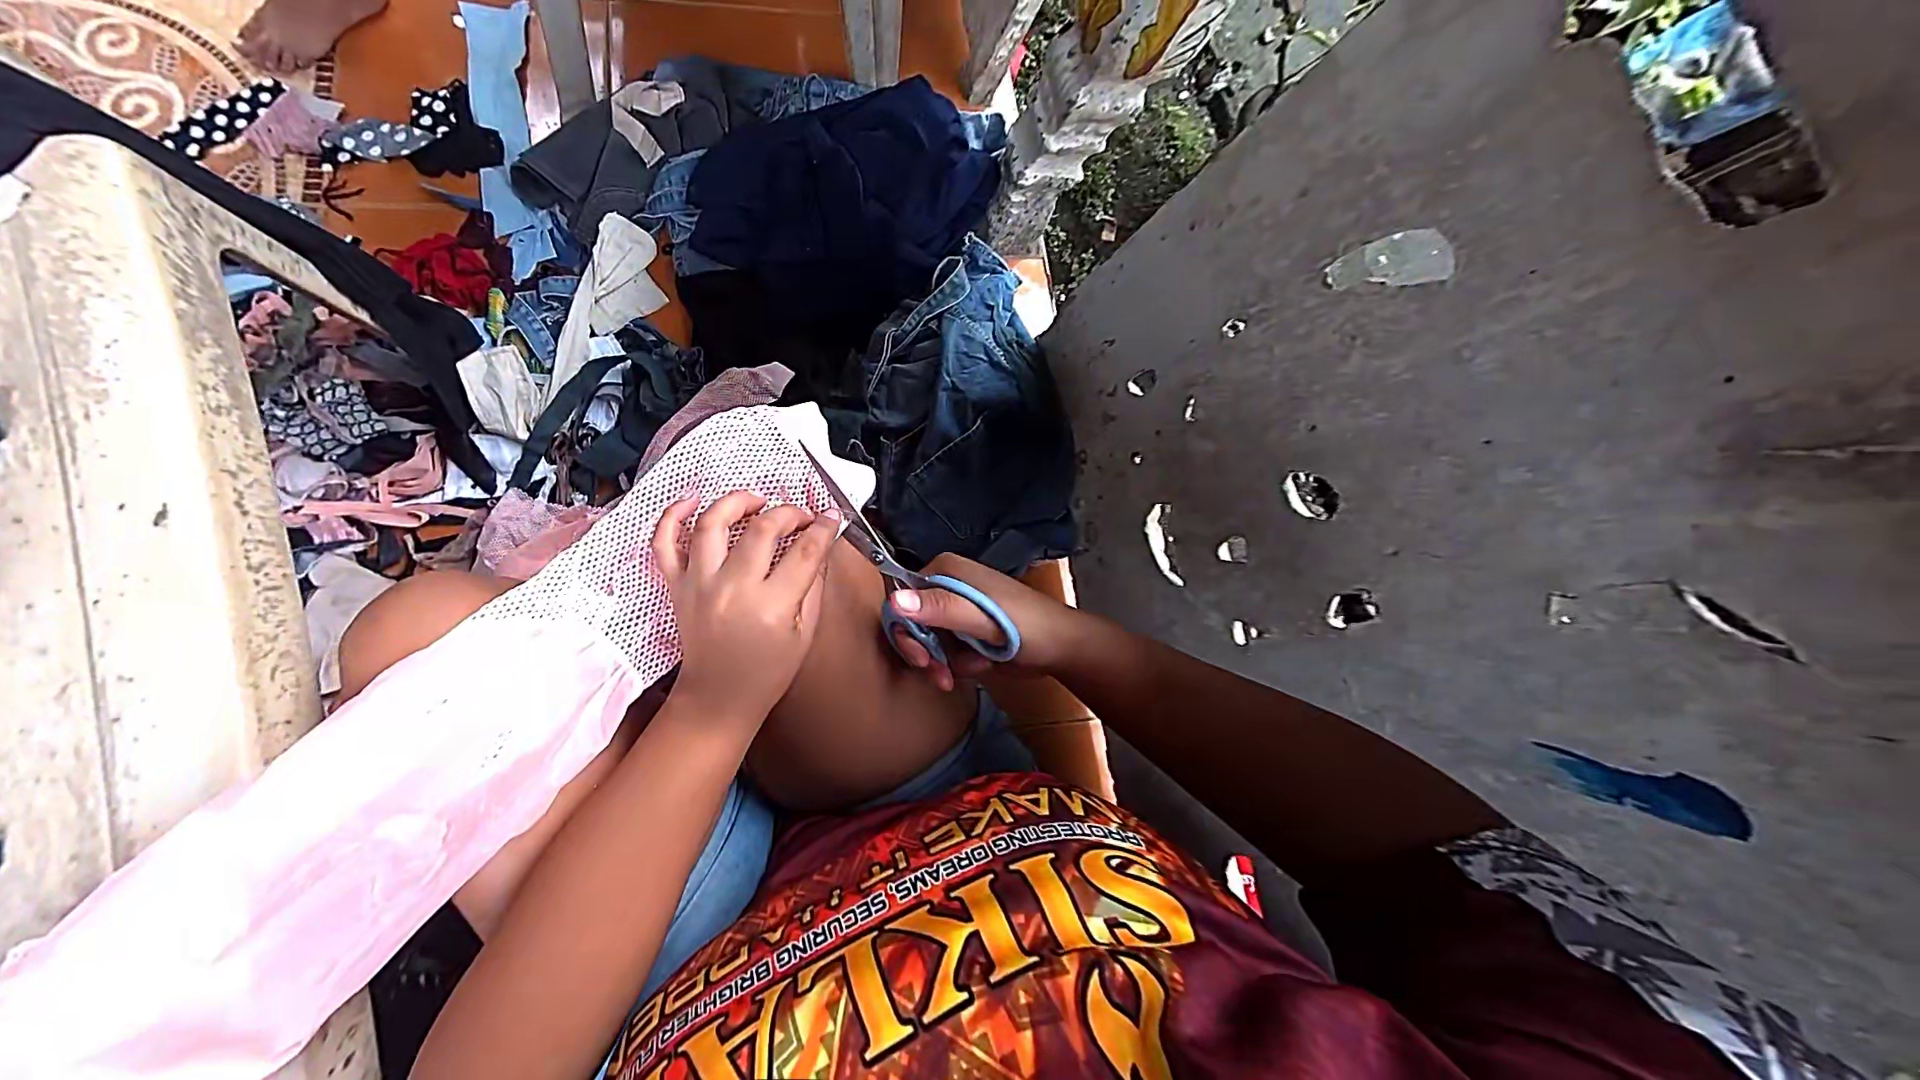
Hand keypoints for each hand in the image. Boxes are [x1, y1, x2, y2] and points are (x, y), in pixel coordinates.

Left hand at [652, 490, 840, 727]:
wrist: (719, 698)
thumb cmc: (763, 673)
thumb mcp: (804, 634)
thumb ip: (813, 586)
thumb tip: (819, 549)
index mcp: (771, 606)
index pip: (805, 550)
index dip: (823, 528)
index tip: (829, 519)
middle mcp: (733, 590)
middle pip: (764, 528)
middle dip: (789, 513)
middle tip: (800, 517)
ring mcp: (700, 586)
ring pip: (712, 523)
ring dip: (737, 502)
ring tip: (756, 501)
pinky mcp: (678, 587)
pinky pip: (664, 543)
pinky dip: (672, 516)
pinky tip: (691, 501)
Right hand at [886, 554, 1098, 690]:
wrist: (1061, 648)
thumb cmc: (1027, 626)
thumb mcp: (981, 618)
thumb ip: (940, 609)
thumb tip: (893, 602)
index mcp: (947, 571)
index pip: (901, 595)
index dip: (904, 628)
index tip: (919, 656)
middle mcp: (947, 587)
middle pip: (911, 621)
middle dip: (924, 652)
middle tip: (938, 673)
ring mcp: (957, 610)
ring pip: (927, 640)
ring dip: (942, 662)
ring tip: (966, 672)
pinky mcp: (966, 631)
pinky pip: (945, 650)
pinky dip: (957, 663)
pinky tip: (980, 665)